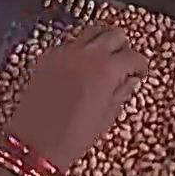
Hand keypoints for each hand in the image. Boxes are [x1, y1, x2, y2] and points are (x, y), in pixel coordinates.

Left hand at [4, 23, 148, 168]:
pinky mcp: (48, 56)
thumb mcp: (106, 117)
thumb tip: (132, 79)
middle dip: (123, 46)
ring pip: (92, 31)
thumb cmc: (74, 137)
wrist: (34, 144)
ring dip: (102, 41)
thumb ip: (122, 92)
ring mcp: (66, 52)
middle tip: (124, 62)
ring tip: (104, 58)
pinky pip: (71, 43)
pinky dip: (81, 49)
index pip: (132, 56)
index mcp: (107, 70)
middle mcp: (88, 54)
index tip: (140, 72)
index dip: (140, 64)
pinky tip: (81, 66)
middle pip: (114, 34)